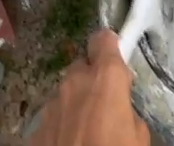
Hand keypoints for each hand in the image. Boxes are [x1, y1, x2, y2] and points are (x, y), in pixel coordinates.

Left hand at [27, 30, 149, 145]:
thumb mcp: (139, 137)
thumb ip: (128, 111)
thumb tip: (119, 110)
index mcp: (105, 77)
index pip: (103, 38)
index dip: (110, 47)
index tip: (117, 62)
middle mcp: (74, 82)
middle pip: (82, 67)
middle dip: (91, 80)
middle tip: (102, 104)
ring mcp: (50, 105)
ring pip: (65, 93)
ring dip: (74, 104)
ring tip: (84, 131)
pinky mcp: (33, 130)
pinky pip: (51, 118)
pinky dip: (60, 126)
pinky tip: (68, 144)